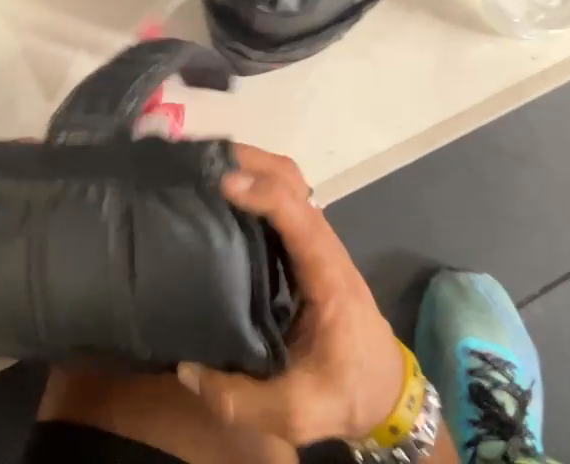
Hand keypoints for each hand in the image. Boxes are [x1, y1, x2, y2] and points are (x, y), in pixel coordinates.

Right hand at [176, 146, 405, 445]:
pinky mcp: (301, 251)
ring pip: (286, 184)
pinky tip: (215, 194)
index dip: (263, 192)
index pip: (300, 216)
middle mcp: (322, 248)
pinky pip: (278, 203)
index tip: (221, 183)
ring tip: (199, 167)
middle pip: (293, 181)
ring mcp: (313, 245)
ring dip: (248, 167)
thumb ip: (240, 398)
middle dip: (250, 160)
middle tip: (199, 158)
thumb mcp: (296, 412)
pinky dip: (250, 184)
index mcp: (328, 277)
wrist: (385, 395)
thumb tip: (184, 367)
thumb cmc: (346, 393)